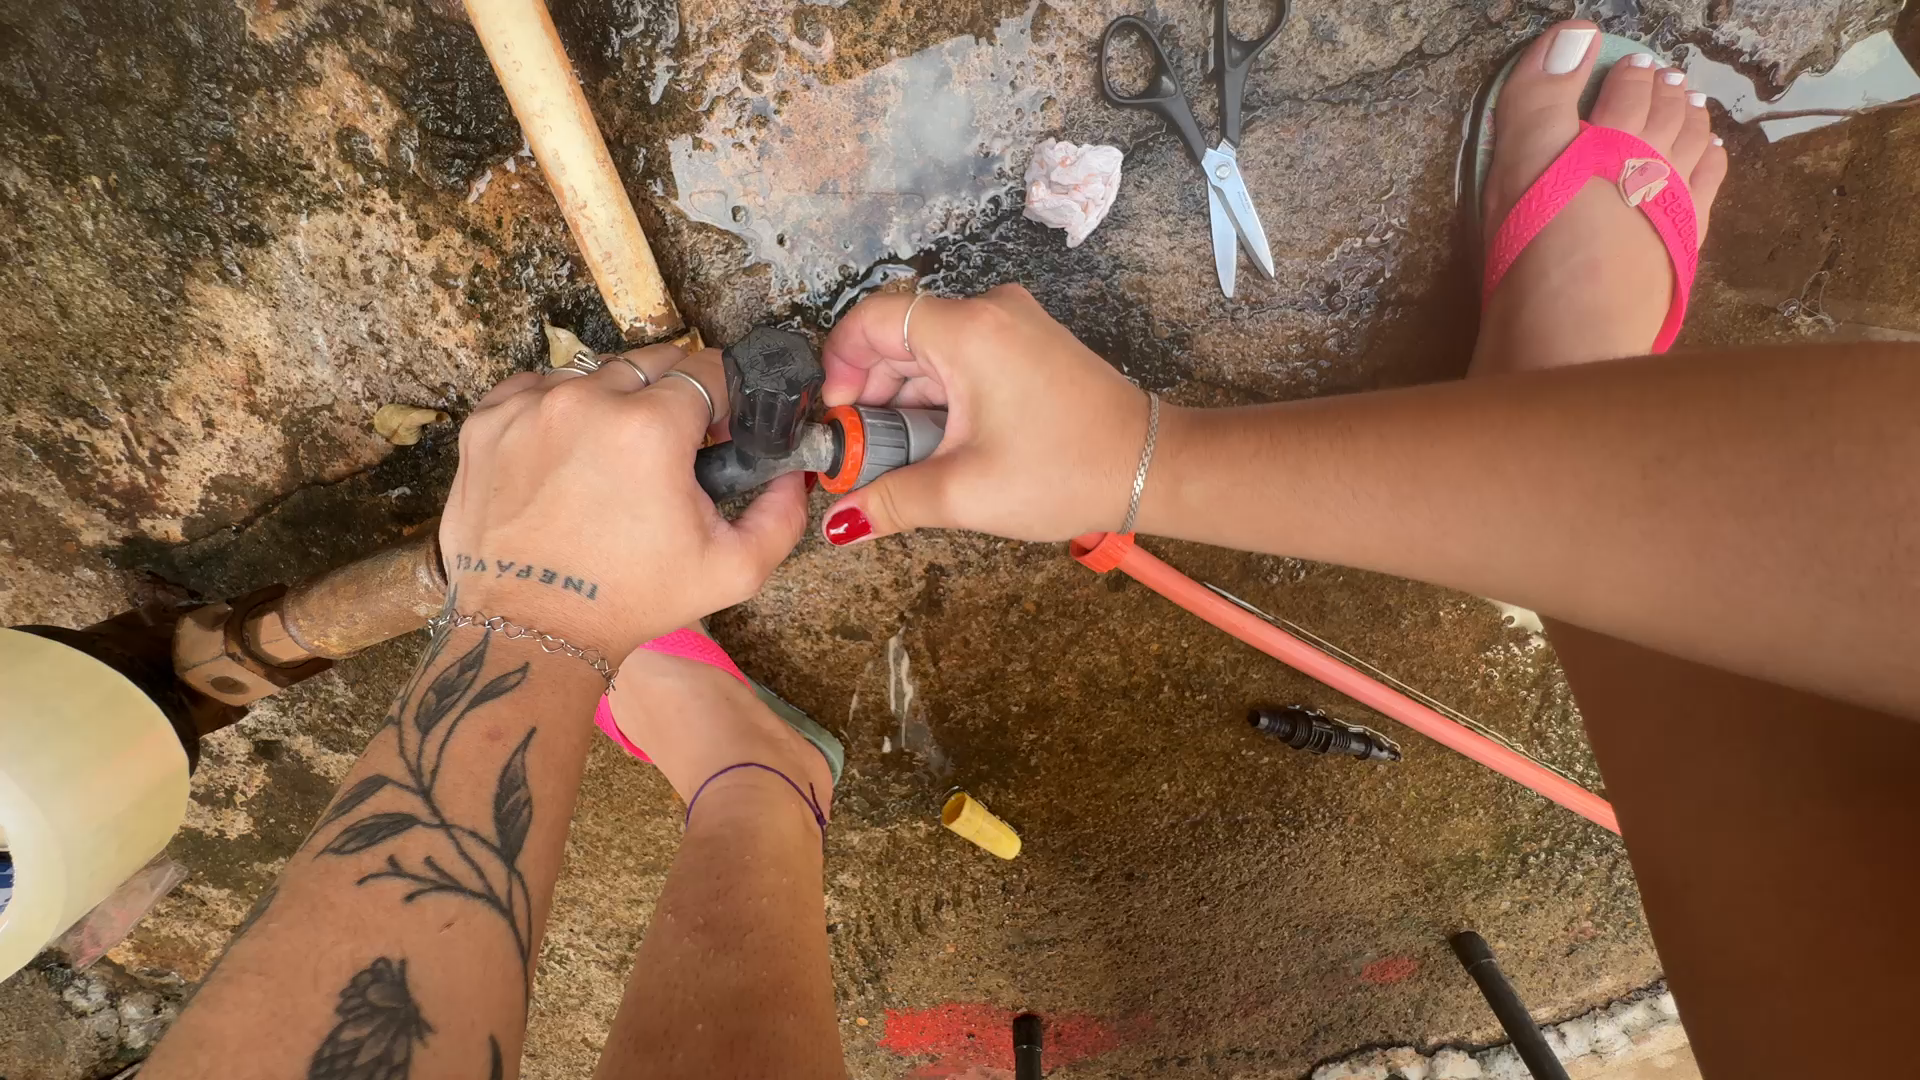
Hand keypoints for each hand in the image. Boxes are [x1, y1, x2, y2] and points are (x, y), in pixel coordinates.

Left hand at [439, 345, 806, 657]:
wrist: (535, 628)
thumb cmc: (635, 598)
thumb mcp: (737, 569)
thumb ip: (785, 514)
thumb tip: (793, 473)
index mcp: (650, 428)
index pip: (708, 370)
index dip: (728, 396)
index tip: (726, 426)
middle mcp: (585, 402)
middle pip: (652, 361)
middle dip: (678, 392)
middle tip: (681, 441)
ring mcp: (527, 408)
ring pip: (596, 373)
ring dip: (620, 399)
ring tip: (623, 451)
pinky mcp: (485, 424)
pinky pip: (538, 387)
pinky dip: (564, 407)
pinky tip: (575, 448)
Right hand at [817, 285, 1150, 544]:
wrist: (1150, 468)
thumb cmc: (1066, 472)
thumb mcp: (966, 492)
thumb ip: (891, 501)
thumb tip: (841, 523)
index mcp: (970, 331)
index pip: (872, 320)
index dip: (839, 366)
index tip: (839, 419)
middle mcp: (990, 311)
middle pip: (899, 338)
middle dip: (873, 396)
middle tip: (869, 453)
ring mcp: (1013, 325)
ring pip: (930, 353)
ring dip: (906, 402)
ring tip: (907, 459)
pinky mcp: (1027, 345)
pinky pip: (962, 360)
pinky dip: (940, 397)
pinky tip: (942, 443)